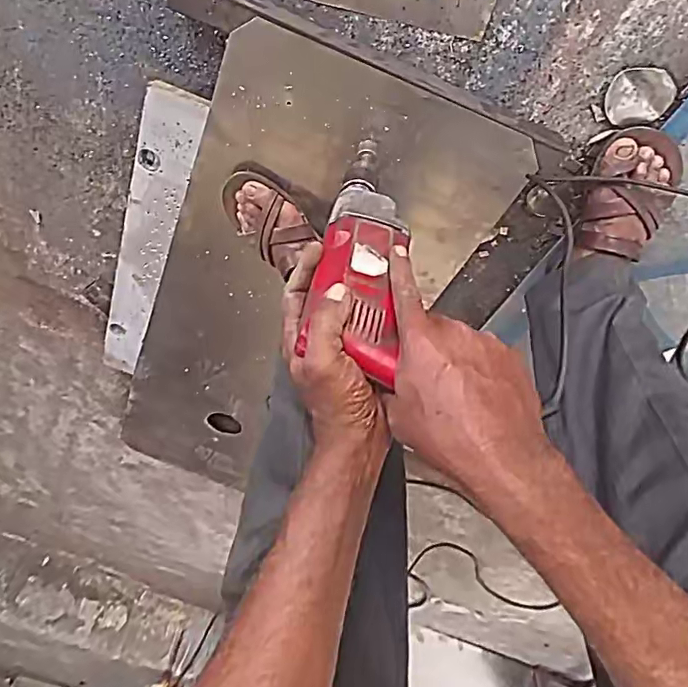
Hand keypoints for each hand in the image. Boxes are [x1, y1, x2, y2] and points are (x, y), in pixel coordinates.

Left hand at [282, 243, 387, 451]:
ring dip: (363, 288)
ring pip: (352, 305)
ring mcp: (346, 344)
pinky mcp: (369, 350)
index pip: (297, 292)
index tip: (321, 247)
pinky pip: (375, 320)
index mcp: (301, 339)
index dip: (306, 267)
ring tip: (373, 269)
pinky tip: (391, 298)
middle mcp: (321, 338)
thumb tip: (336, 292)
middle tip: (353, 252)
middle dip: (338, 271)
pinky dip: (382, 307)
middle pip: (326, 294)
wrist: (361, 438)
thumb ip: (324, 324)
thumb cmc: (335, 411)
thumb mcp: (321, 362)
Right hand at [383, 245, 553, 499]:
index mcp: (422, 343)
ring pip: (460, 343)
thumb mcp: (401, 417)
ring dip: (454, 362)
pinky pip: (485, 355)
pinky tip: (478, 398)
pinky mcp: (507, 354)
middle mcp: (454, 334)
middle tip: (424, 378)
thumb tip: (386, 380)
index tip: (395, 251)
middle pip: (432, 329)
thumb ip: (389, 385)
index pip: (404, 293)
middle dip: (426, 348)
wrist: (504, 459)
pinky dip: (479, 371)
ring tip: (456, 398)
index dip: (398, 269)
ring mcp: (485, 342)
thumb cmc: (454, 441)